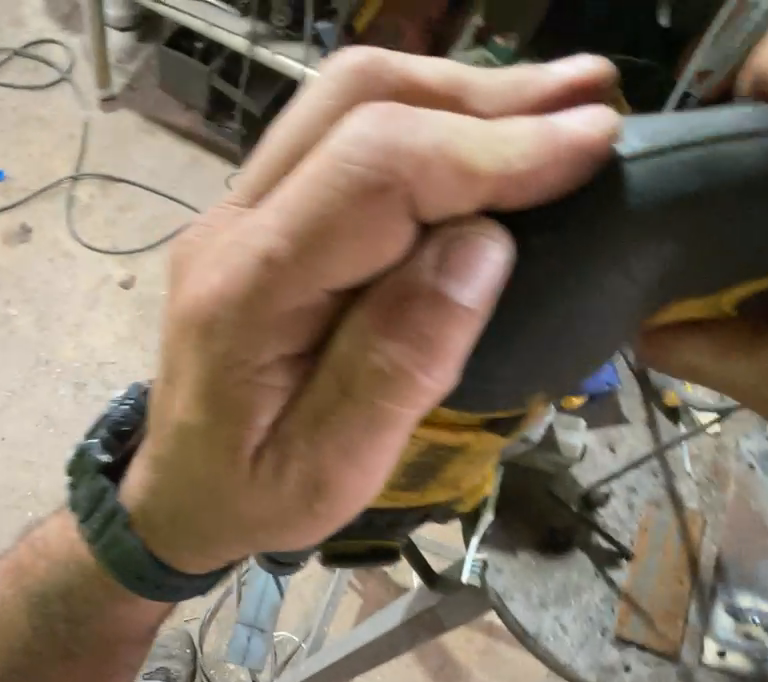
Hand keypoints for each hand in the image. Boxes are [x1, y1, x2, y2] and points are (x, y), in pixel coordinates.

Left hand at [120, 48, 621, 573]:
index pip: (370, 174)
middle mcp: (229, 233)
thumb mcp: (327, 471)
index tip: (591, 148)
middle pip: (352, 104)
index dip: (487, 149)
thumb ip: (395, 368)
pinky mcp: (253, 224)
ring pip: (343, 104)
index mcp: (243, 296)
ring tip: (557, 112)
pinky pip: (335, 141)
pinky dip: (420, 126)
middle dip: (481, 98)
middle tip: (592, 108)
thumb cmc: (247, 498)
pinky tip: (481, 145)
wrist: (175, 493)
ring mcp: (233, 218)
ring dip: (454, 98)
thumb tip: (484, 247)